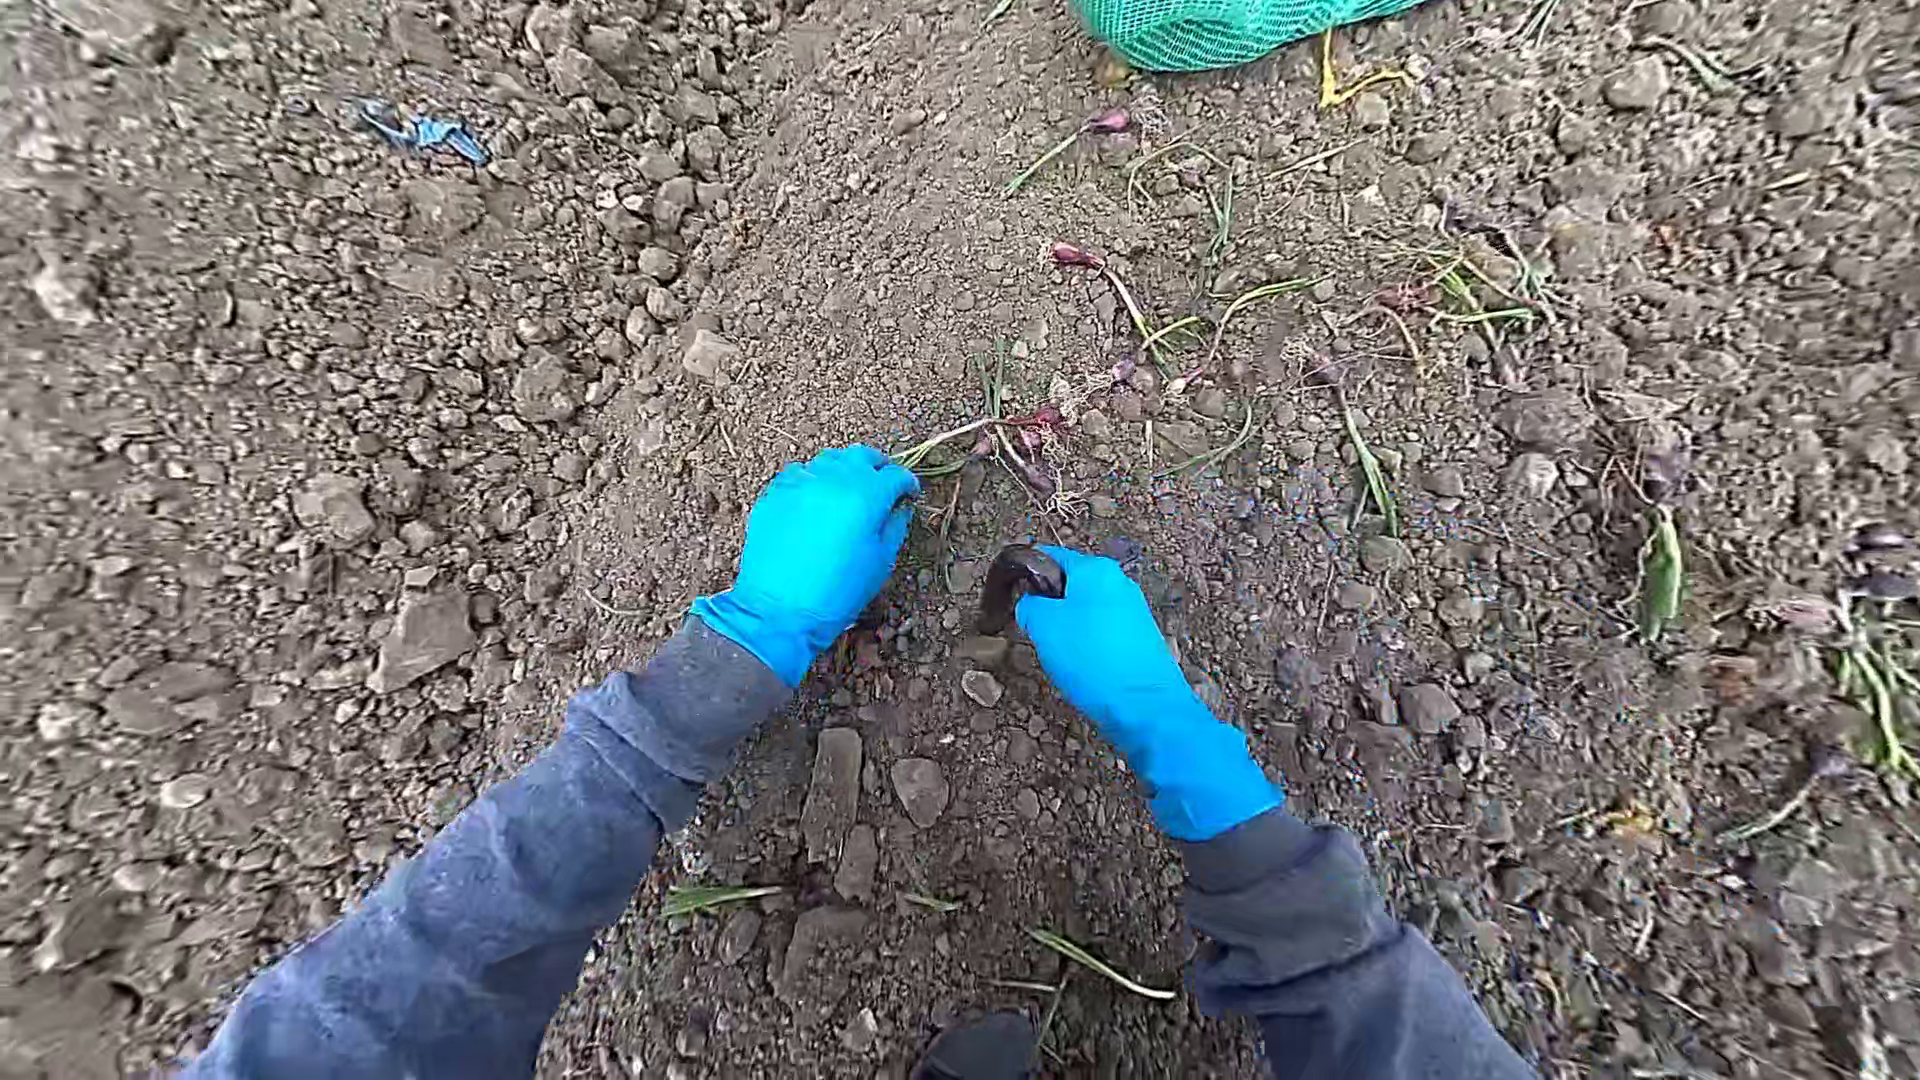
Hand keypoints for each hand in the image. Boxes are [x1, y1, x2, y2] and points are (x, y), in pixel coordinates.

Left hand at [692, 445, 919, 685]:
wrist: (780, 610)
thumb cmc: (838, 591)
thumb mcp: (881, 561)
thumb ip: (895, 525)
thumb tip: (899, 506)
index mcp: (866, 495)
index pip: (895, 475)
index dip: (907, 484)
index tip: (909, 494)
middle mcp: (833, 479)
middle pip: (862, 456)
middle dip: (878, 467)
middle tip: (883, 485)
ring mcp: (801, 483)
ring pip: (830, 460)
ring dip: (846, 471)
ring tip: (849, 492)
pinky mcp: (776, 493)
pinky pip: (801, 475)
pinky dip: (815, 482)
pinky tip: (817, 502)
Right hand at [1016, 546, 1279, 840]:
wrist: (1145, 709)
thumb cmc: (1092, 659)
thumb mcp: (1043, 625)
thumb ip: (1029, 605)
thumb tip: (1031, 604)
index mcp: (1096, 570)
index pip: (1050, 555)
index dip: (1025, 573)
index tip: (1010, 595)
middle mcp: (1118, 584)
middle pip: (1068, 585)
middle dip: (1047, 606)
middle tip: (1033, 630)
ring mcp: (1132, 612)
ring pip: (1083, 611)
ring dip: (1065, 629)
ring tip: (1058, 654)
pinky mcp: (1138, 639)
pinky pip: (1099, 633)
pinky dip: (1085, 645)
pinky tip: (1081, 667)